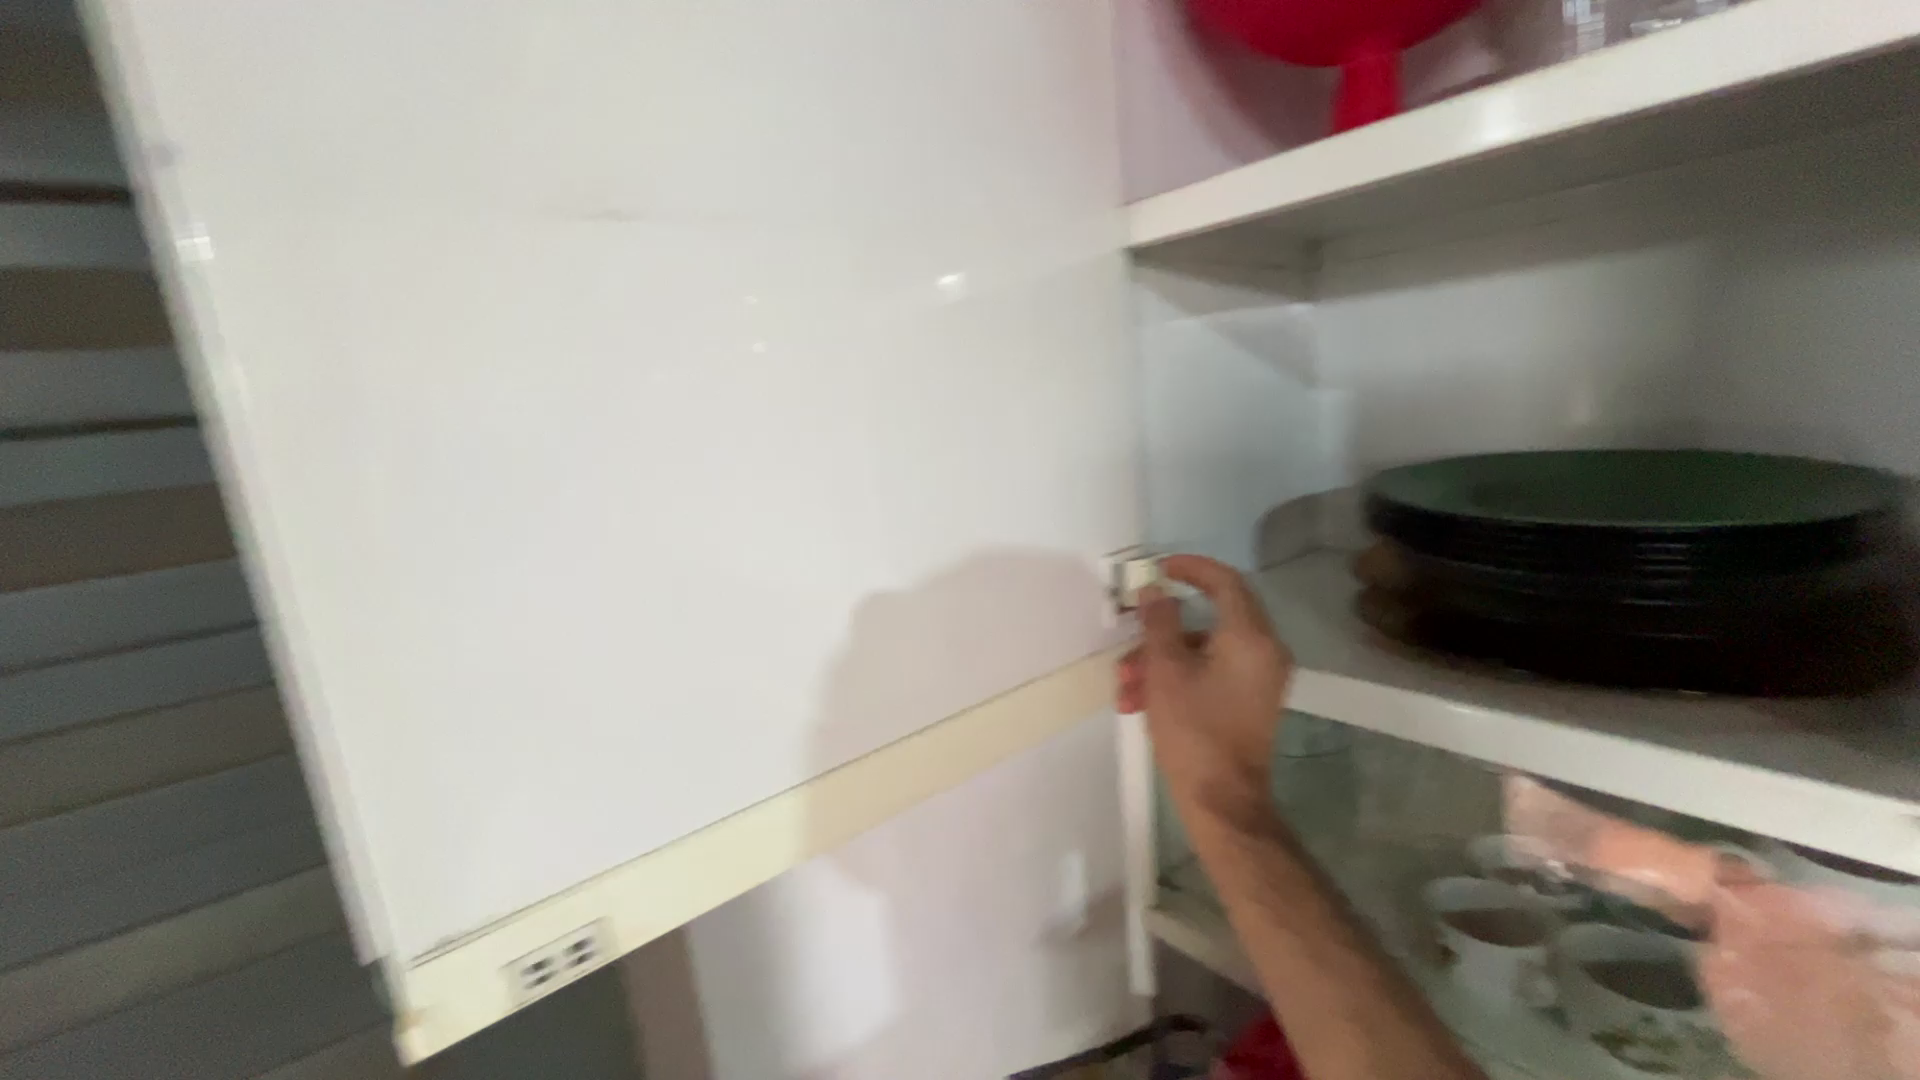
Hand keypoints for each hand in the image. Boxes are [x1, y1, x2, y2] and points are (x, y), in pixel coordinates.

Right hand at [1119, 555, 1292, 808]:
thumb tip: (1155, 590)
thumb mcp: (1165, 671)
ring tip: (1125, 686)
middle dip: (1161, 630)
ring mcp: (1259, 677)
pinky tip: (1139, 701)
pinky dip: (1177, 678)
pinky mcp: (1249, 699)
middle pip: (1210, 617)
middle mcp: (1264, 651)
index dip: (1191, 568)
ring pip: (1203, 649)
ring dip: (1160, 660)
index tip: (1159, 568)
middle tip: (1129, 637)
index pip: (1225, 581)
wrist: (1222, 800)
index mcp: (1250, 637)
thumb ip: (1158, 622)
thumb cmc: (1193, 731)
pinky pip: (1211, 671)